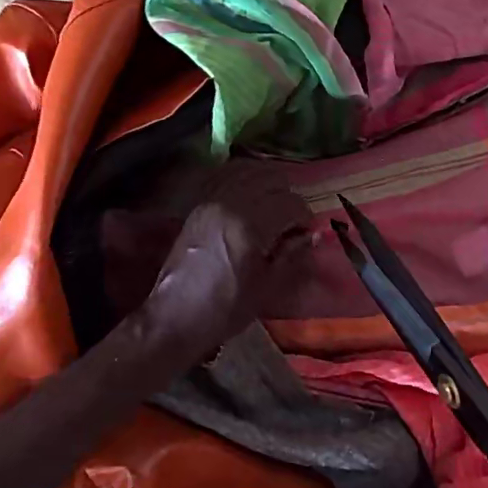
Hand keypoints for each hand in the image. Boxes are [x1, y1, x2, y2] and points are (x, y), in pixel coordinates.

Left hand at [130, 163, 313, 371]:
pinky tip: (250, 191)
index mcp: (249, 225)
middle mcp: (229, 203)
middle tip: (292, 217)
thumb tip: (312, 235)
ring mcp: (210, 200)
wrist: (175, 316)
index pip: (289, 203)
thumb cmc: (225, 308)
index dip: (304, 216)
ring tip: (274, 200)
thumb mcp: (266, 288)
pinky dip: (242, 177)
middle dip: (287, 195)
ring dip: (266, 180)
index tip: (306, 231)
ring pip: (246, 170)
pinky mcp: (198, 205)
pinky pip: (225, 176)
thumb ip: (291, 255)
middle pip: (269, 178)